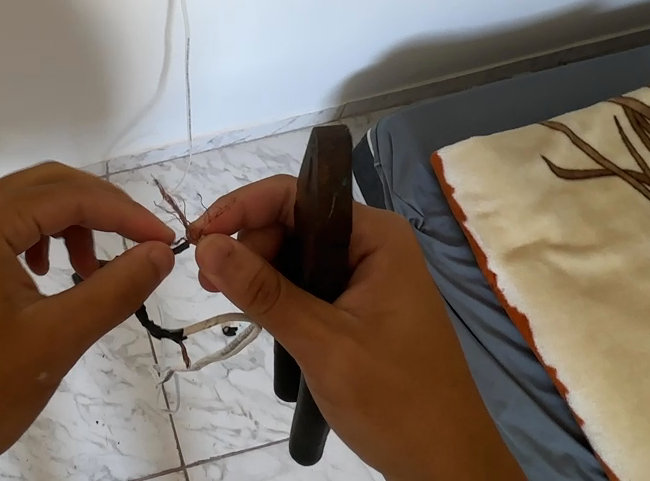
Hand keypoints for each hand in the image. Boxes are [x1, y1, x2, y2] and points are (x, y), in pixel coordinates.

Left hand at [0, 163, 177, 480]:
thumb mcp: (57, 339)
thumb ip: (115, 288)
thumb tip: (162, 253)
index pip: (70, 196)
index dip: (125, 214)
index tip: (166, 240)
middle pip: (48, 187)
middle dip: (99, 211)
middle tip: (141, 246)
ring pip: (27, 204)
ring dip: (69, 226)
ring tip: (92, 273)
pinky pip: (4, 226)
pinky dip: (39, 239)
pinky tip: (49, 277)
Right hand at [189, 176, 524, 480]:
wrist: (450, 471)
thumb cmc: (397, 402)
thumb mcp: (323, 344)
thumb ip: (264, 292)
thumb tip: (206, 245)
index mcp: (374, 235)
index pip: (294, 196)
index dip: (241, 208)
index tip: (199, 236)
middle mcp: (370, 242)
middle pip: (289, 221)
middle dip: (246, 246)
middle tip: (208, 283)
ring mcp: (366, 272)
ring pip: (292, 252)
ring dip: (257, 273)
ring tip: (227, 301)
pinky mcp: (358, 301)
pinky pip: (305, 280)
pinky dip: (276, 293)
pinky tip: (255, 313)